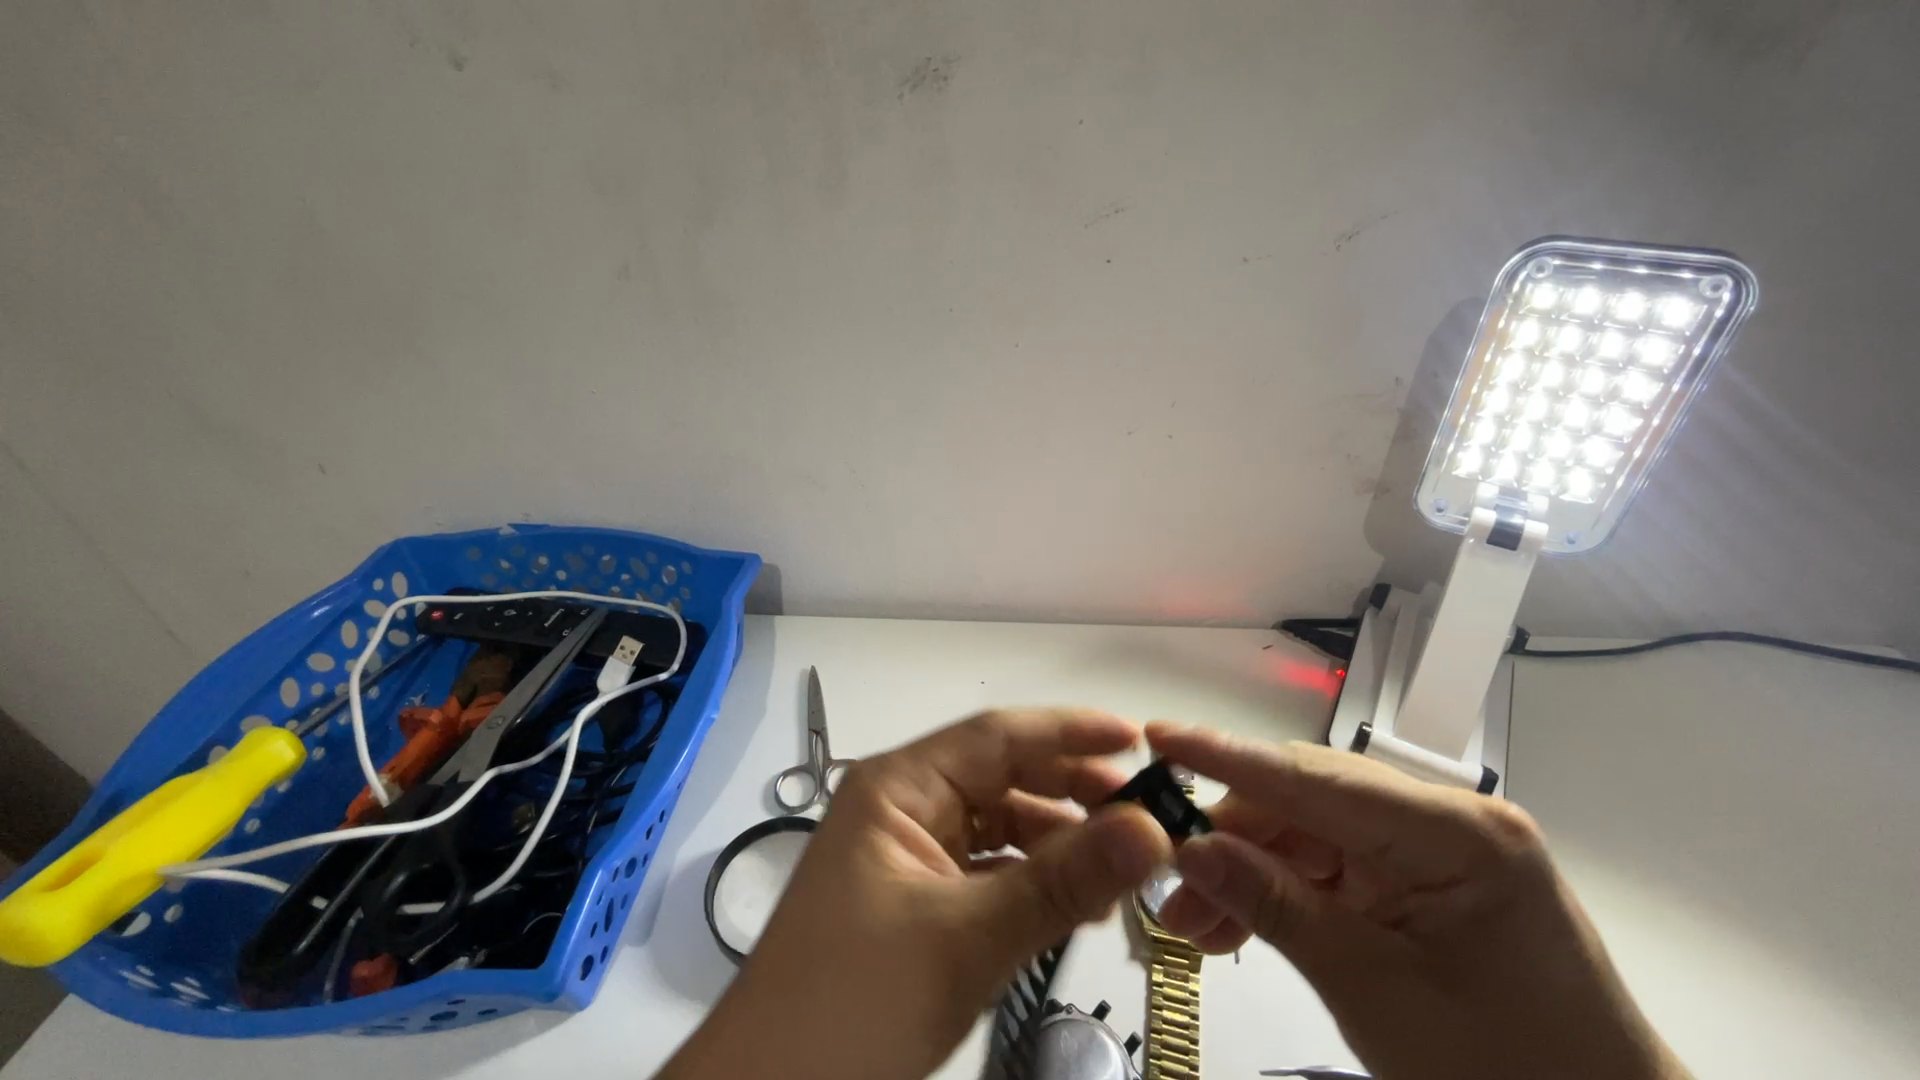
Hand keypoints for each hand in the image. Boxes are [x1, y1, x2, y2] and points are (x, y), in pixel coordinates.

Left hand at [659, 709, 1172, 1079]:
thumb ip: (1063, 880)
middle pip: (1002, 778)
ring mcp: (908, 854)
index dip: (1070, 731)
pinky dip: (1034, 882)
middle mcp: (903, 806)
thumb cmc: (858, 999)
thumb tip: (1154, 829)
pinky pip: (988, 871)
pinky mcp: (917, 900)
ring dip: (1059, 842)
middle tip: (1148, 814)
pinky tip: (1079, 903)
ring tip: (1124, 867)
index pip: (997, 736)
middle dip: (1073, 791)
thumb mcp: (968, 937)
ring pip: (1000, 827)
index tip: (1142, 738)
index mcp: (898, 786)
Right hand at [1146, 723, 1688, 1079]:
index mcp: (1455, 834)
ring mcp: (1430, 848)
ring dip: (1245, 872)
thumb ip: (1276, 908)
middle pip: (1303, 802)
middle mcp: (1443, 821)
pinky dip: (1278, 894)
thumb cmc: (1503, 1070)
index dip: (1227, 758)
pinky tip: (1229, 928)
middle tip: (1160, 875)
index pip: (1315, 778)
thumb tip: (1191, 850)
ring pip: (1306, 835)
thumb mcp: (1372, 990)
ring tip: (1187, 924)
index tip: (1157, 736)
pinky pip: (1328, 868)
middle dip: (1227, 836)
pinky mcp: (1418, 878)